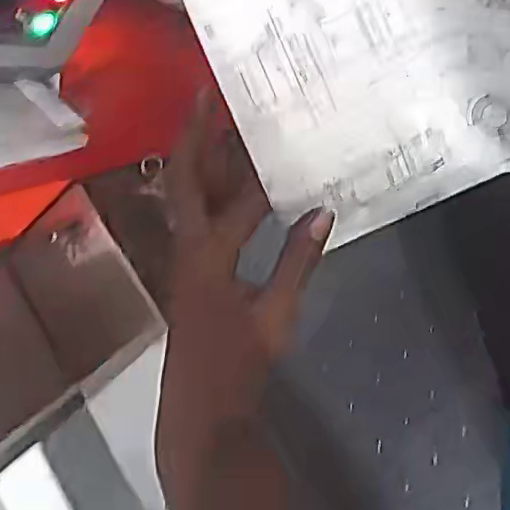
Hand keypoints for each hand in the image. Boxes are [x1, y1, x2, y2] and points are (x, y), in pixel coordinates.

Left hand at [162, 91, 331, 364]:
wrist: (197, 411)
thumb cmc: (237, 364)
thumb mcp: (276, 314)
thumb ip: (298, 261)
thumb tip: (324, 211)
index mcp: (208, 259)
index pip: (234, 199)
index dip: (252, 165)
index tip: (264, 125)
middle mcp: (188, 250)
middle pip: (184, 181)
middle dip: (194, 137)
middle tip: (208, 98)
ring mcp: (185, 259)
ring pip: (188, 197)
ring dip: (203, 160)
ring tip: (224, 126)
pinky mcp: (192, 269)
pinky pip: (199, 216)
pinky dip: (214, 191)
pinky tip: (237, 184)